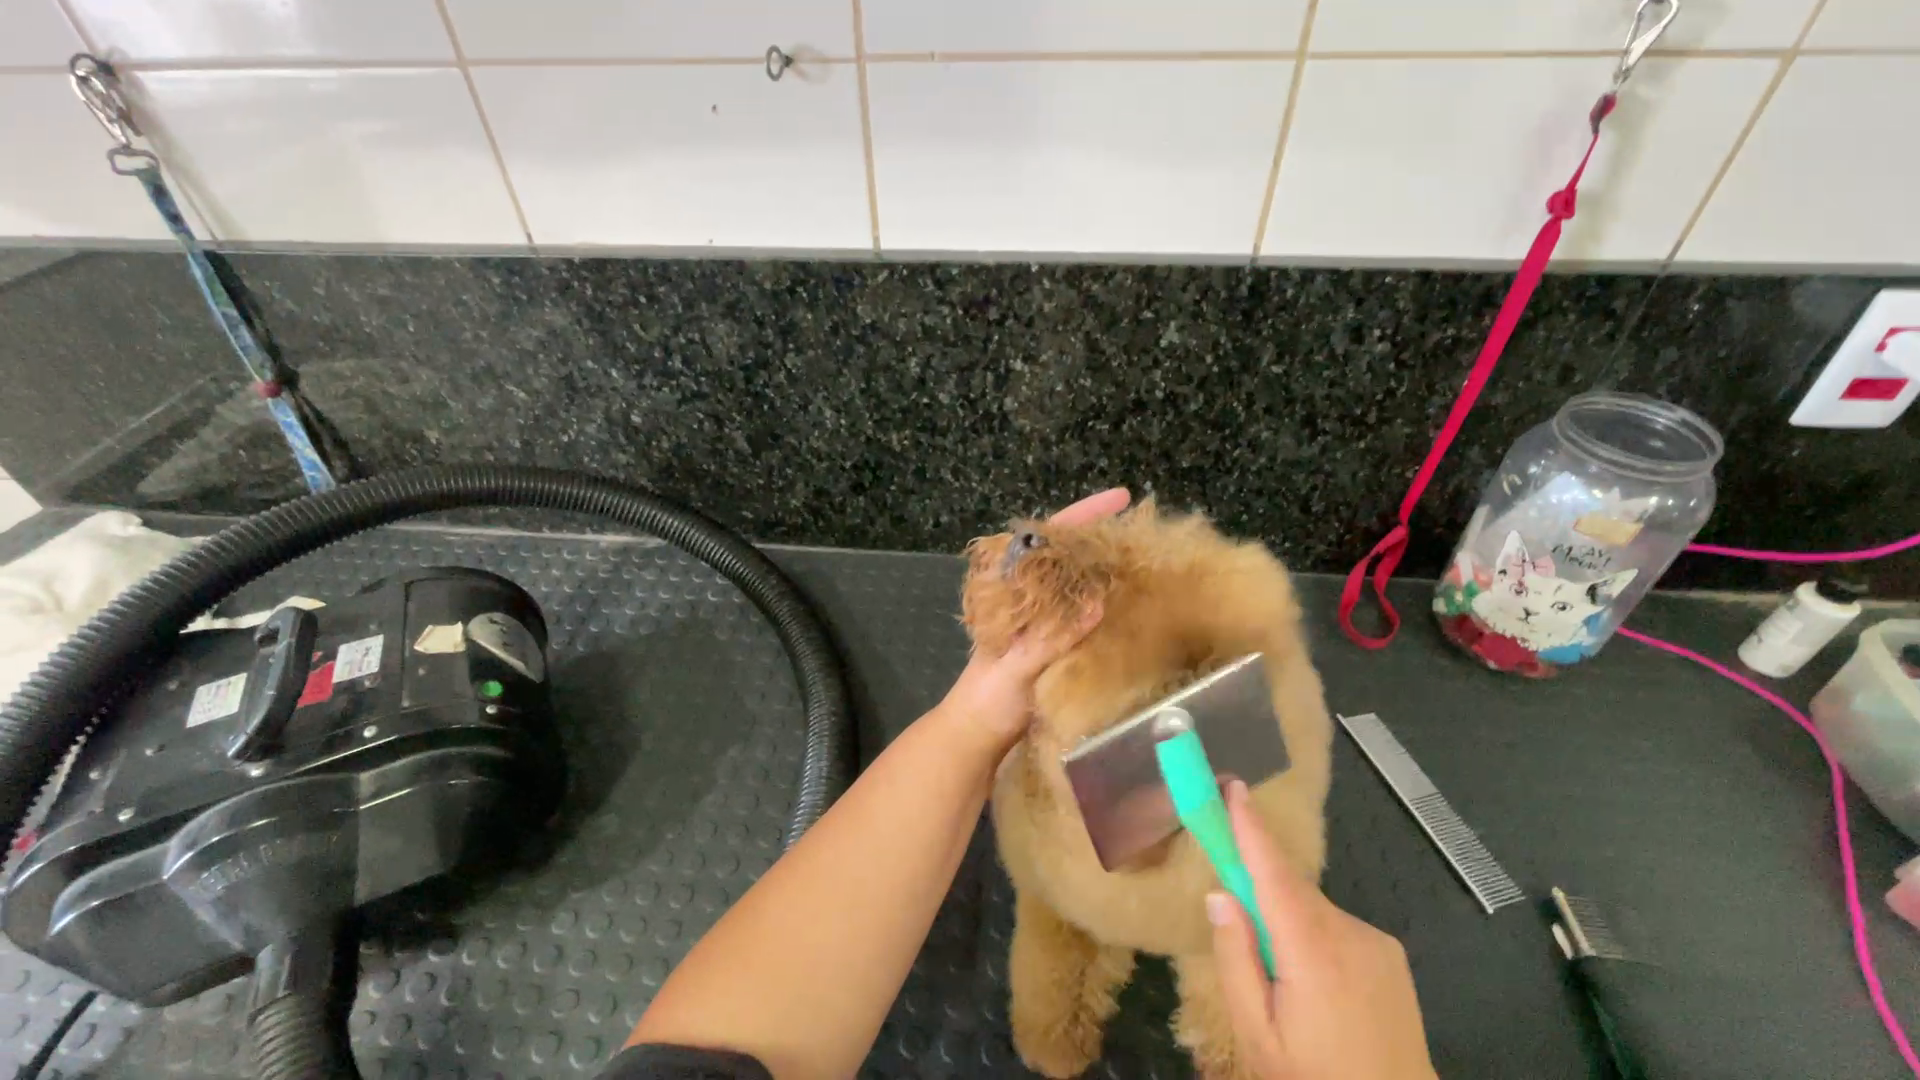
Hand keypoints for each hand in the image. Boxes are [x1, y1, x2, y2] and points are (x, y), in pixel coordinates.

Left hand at [934, 488, 1130, 752]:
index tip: (1122, 497)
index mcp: (1007, 585)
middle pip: (1066, 551)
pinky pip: (1083, 607)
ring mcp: (1039, 612)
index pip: (1045, 536)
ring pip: (1076, 577)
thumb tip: (1095, 603)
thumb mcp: (1018, 666)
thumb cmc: (989, 696)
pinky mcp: (1052, 635)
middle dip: (1102, 536)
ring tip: (1148, 558)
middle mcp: (1025, 590)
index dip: (1083, 515)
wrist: (977, 732)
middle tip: (1148, 532)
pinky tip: (1133, 600)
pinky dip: (1106, 599)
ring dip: (1107, 565)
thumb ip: (1051, 637)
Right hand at [1207, 781, 1438, 1079]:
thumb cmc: (1314, 1078)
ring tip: (1284, 986)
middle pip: (1289, 890)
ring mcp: (1377, 943)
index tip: (1234, 785)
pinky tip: (1317, 990)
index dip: (1251, 828)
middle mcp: (1350, 934)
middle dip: (1259, 893)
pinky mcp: (1391, 956)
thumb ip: (1235, 961)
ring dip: (1288, 926)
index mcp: (1312, 953)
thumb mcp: (1258, 1035)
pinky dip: (1314, 940)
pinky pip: (1336, 929)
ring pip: (1312, 911)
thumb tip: (1220, 896)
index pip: (1274, 874)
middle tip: (1238, 929)